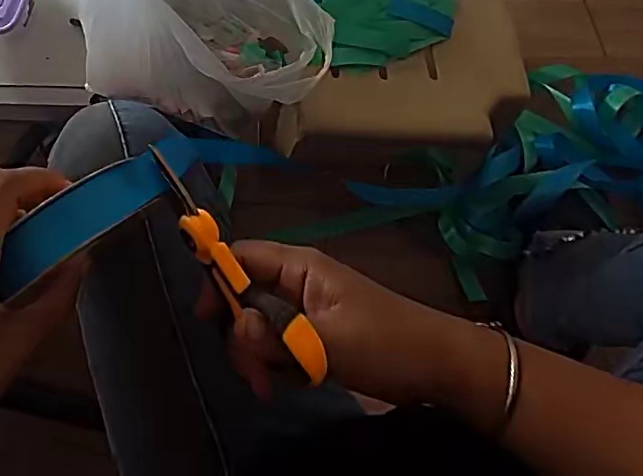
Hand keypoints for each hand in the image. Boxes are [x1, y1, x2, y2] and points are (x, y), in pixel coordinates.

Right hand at [226, 239, 464, 404]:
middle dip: (240, 332)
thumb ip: (280, 335)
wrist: (439, 366)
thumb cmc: (386, 342)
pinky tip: (282, 384)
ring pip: (258, 322)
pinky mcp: (311, 333)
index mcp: (298, 265)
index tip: (203, 315)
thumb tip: (236, 327)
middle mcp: (294, 280)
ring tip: (269, 386)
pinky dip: (273, 362)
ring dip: (256, 353)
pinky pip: (276, 341)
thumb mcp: (332, 342)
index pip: (242, 256)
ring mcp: (303, 307)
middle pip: (244, 294)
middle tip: (252, 373)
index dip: (217, 277)